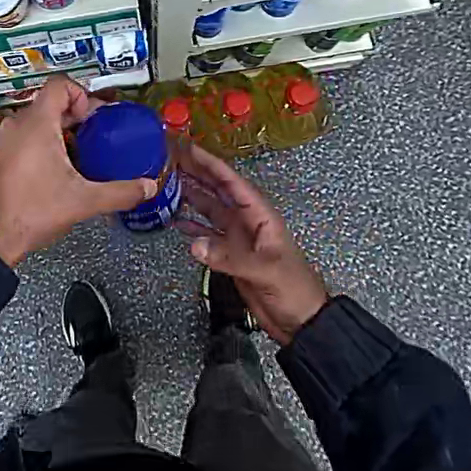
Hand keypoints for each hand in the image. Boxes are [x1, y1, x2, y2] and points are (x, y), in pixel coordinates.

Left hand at [0, 75, 154, 266]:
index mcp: (36, 125)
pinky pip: (23, 134)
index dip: (81, 95)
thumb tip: (146, 187)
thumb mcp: (84, 201)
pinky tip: (55, 166)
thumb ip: (120, 192)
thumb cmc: (32, 214)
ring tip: (76, 152)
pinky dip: (41, 141)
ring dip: (58, 129)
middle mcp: (15, 126)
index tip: (90, 118)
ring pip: (36, 118)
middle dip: (74, 116)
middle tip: (91, 136)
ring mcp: (3, 139)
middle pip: (50, 102)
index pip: (59, 85)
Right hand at [174, 142, 329, 344]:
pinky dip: (193, 226)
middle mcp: (246, 220)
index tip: (189, 149)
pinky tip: (177, 220)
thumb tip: (195, 245)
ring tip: (168, 183)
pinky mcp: (231, 255)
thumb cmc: (293, 289)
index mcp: (260, 214)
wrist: (301, 321)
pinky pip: (208, 234)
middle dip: (196, 173)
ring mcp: (238, 237)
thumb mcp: (265, 270)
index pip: (231, 182)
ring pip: (210, 209)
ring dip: (191, 196)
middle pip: (218, 190)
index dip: (210, 163)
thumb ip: (230, 257)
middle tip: (171, 159)